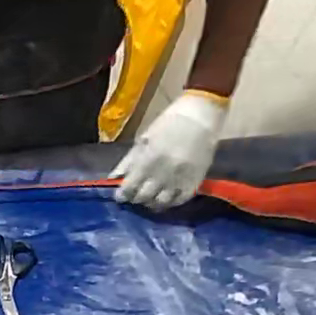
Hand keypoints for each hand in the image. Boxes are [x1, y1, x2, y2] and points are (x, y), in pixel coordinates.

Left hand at [111, 90, 227, 209]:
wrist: (202, 112)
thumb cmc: (168, 123)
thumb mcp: (142, 140)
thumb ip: (127, 162)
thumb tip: (113, 179)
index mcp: (147, 162)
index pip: (128, 190)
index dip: (122, 194)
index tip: (122, 193)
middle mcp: (163, 173)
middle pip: (142, 198)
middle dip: (136, 197)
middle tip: (137, 193)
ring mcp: (181, 178)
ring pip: (161, 202)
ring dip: (153, 201)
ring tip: (152, 195)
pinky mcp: (196, 179)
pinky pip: (181, 199)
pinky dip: (172, 201)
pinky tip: (167, 195)